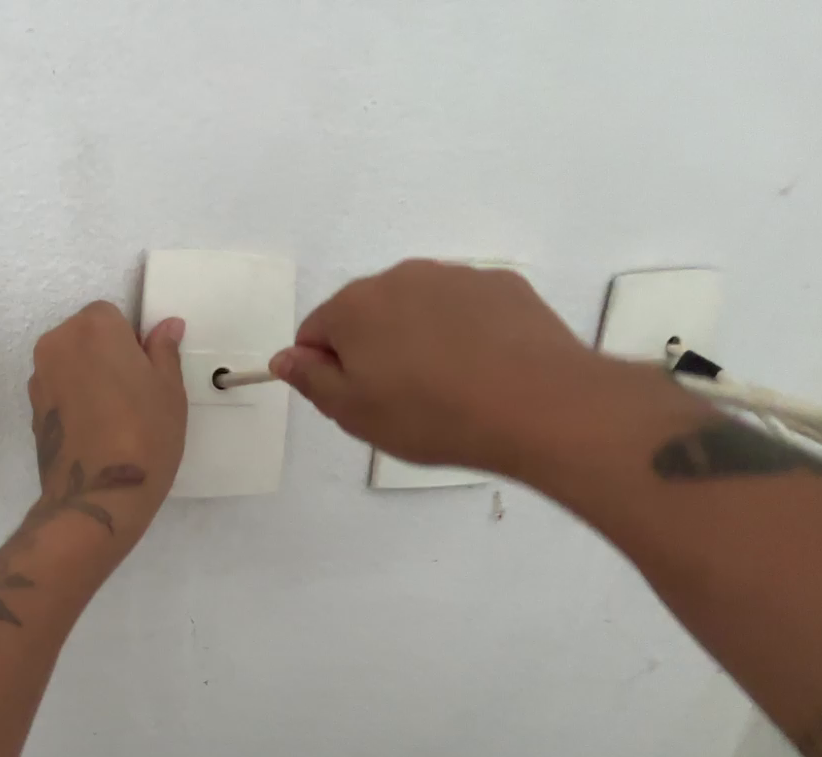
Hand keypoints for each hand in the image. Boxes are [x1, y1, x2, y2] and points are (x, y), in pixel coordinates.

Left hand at [26, 301, 186, 544]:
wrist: (98, 494)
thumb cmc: (144, 434)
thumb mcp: (169, 389)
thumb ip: (164, 350)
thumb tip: (166, 326)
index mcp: (92, 327)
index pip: (113, 315)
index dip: (132, 342)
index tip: (146, 374)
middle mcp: (56, 344)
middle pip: (86, 337)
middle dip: (108, 357)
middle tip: (134, 396)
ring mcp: (38, 378)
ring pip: (70, 365)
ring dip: (89, 379)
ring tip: (115, 418)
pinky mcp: (31, 410)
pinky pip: (59, 391)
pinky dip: (75, 402)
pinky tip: (96, 432)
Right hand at [269, 260, 614, 475]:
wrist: (537, 405)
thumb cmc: (428, 414)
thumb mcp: (352, 411)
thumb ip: (310, 379)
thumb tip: (284, 357)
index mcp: (354, 306)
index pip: (313, 333)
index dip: (324, 370)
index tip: (351, 400)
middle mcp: (401, 277)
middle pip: (365, 315)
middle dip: (369, 350)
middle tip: (395, 399)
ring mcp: (456, 276)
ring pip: (414, 310)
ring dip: (414, 340)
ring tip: (442, 387)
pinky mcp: (503, 286)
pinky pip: (462, 309)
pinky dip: (459, 333)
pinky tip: (479, 370)